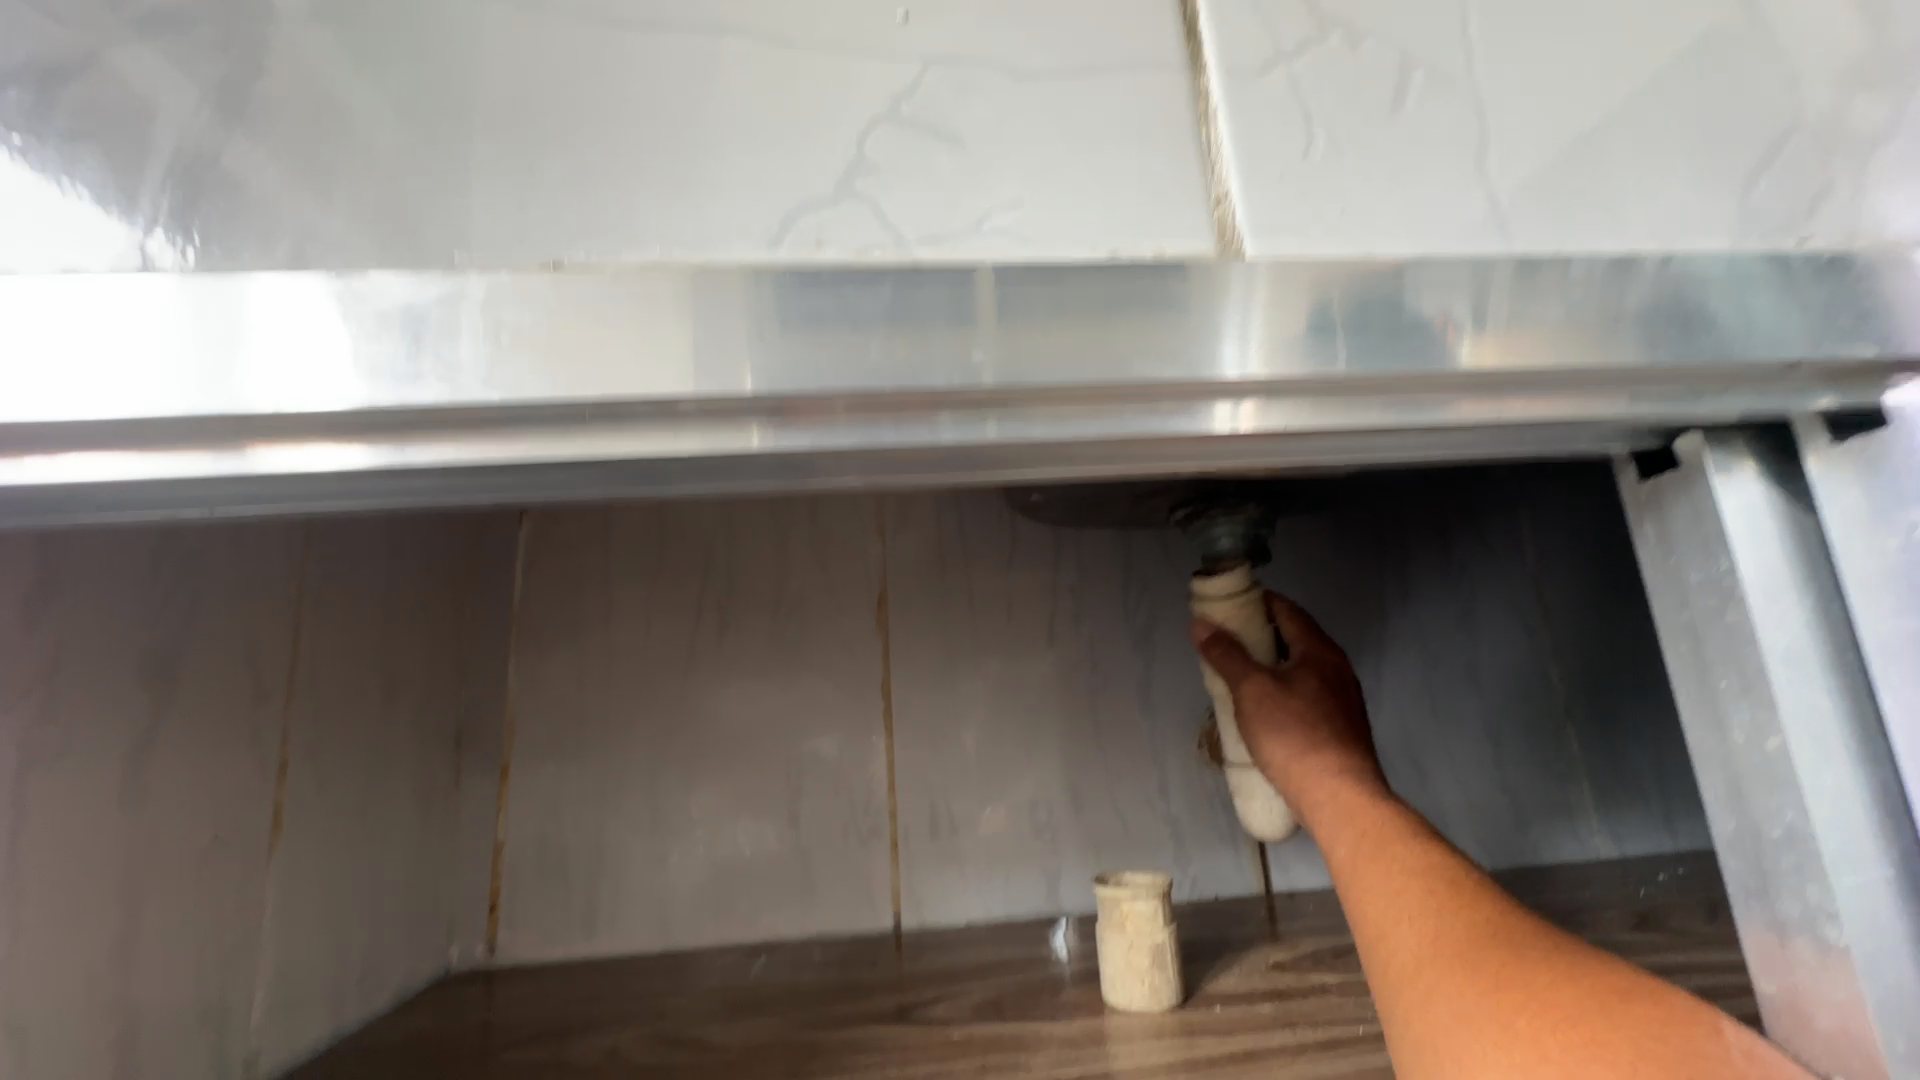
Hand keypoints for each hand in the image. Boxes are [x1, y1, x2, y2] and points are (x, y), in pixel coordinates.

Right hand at [1191, 591, 1387, 821]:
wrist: (1340, 797)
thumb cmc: (1293, 734)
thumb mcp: (1251, 690)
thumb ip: (1226, 655)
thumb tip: (1201, 623)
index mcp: (1319, 651)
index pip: (1286, 610)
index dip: (1256, 601)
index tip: (1227, 604)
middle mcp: (1337, 669)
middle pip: (1295, 638)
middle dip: (1259, 635)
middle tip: (1225, 640)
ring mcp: (1343, 700)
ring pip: (1301, 668)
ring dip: (1271, 664)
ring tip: (1238, 673)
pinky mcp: (1340, 727)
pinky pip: (1306, 694)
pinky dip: (1282, 689)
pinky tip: (1263, 709)